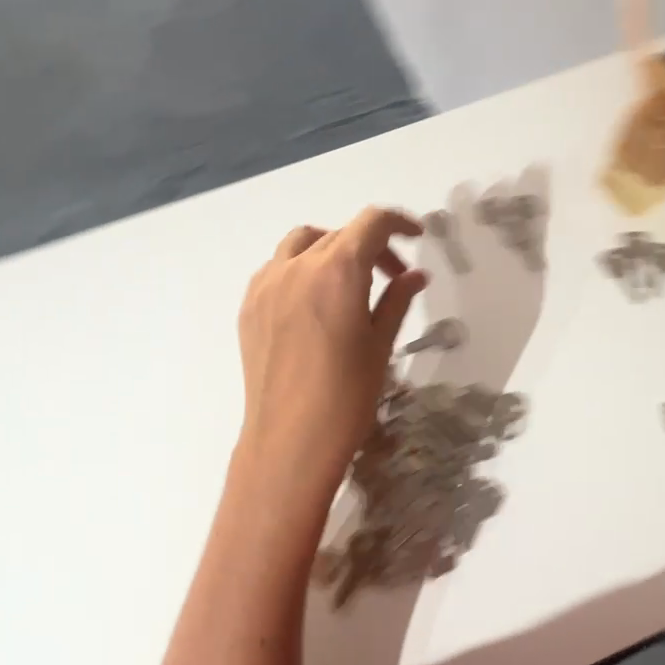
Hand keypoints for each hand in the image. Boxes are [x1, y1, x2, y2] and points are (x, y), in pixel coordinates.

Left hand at [234, 208, 428, 492]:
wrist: (290, 441)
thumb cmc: (347, 395)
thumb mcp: (381, 344)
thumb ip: (397, 299)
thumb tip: (415, 275)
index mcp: (338, 270)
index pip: (372, 223)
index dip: (398, 224)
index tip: (415, 238)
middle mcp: (298, 266)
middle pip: (340, 234)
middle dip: (372, 246)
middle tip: (393, 277)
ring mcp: (267, 285)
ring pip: (303, 243)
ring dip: (332, 249)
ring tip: (350, 281)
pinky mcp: (249, 307)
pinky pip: (276, 268)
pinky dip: (301, 268)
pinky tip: (314, 301)